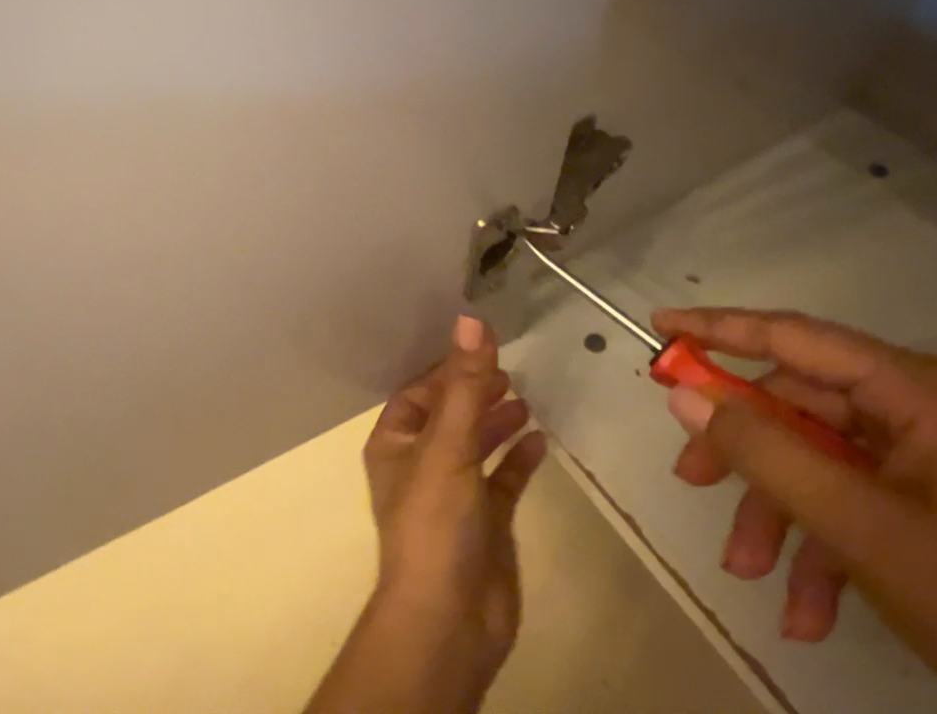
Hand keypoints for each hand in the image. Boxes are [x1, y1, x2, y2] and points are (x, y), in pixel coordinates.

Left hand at [305, 316, 546, 713]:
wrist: (449, 617)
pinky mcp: (485, 522)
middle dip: (475, 392)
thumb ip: (464, 385)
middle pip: (449, 415)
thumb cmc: (435, 523)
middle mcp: (420, 464)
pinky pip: (502, 479)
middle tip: (509, 369)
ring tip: (525, 397)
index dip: (448, 369)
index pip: (420, 392)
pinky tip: (540, 441)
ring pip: (475, 445)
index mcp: (396, 444)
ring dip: (496, 421)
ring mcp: (453, 494)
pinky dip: (518, 459)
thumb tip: (471, 319)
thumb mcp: (447, 445)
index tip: (483, 347)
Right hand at [657, 307, 936, 713]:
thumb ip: (764, 452)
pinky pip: (861, 503)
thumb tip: (684, 396)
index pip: (800, 339)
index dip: (721, 328)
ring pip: (825, 462)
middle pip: (804, 408)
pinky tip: (809, 611)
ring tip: (752, 574)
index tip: (658, 324)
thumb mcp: (858, 526)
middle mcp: (934, 411)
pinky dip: (826, 549)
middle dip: (749, 457)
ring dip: (782, 518)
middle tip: (689, 481)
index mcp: (926, 395)